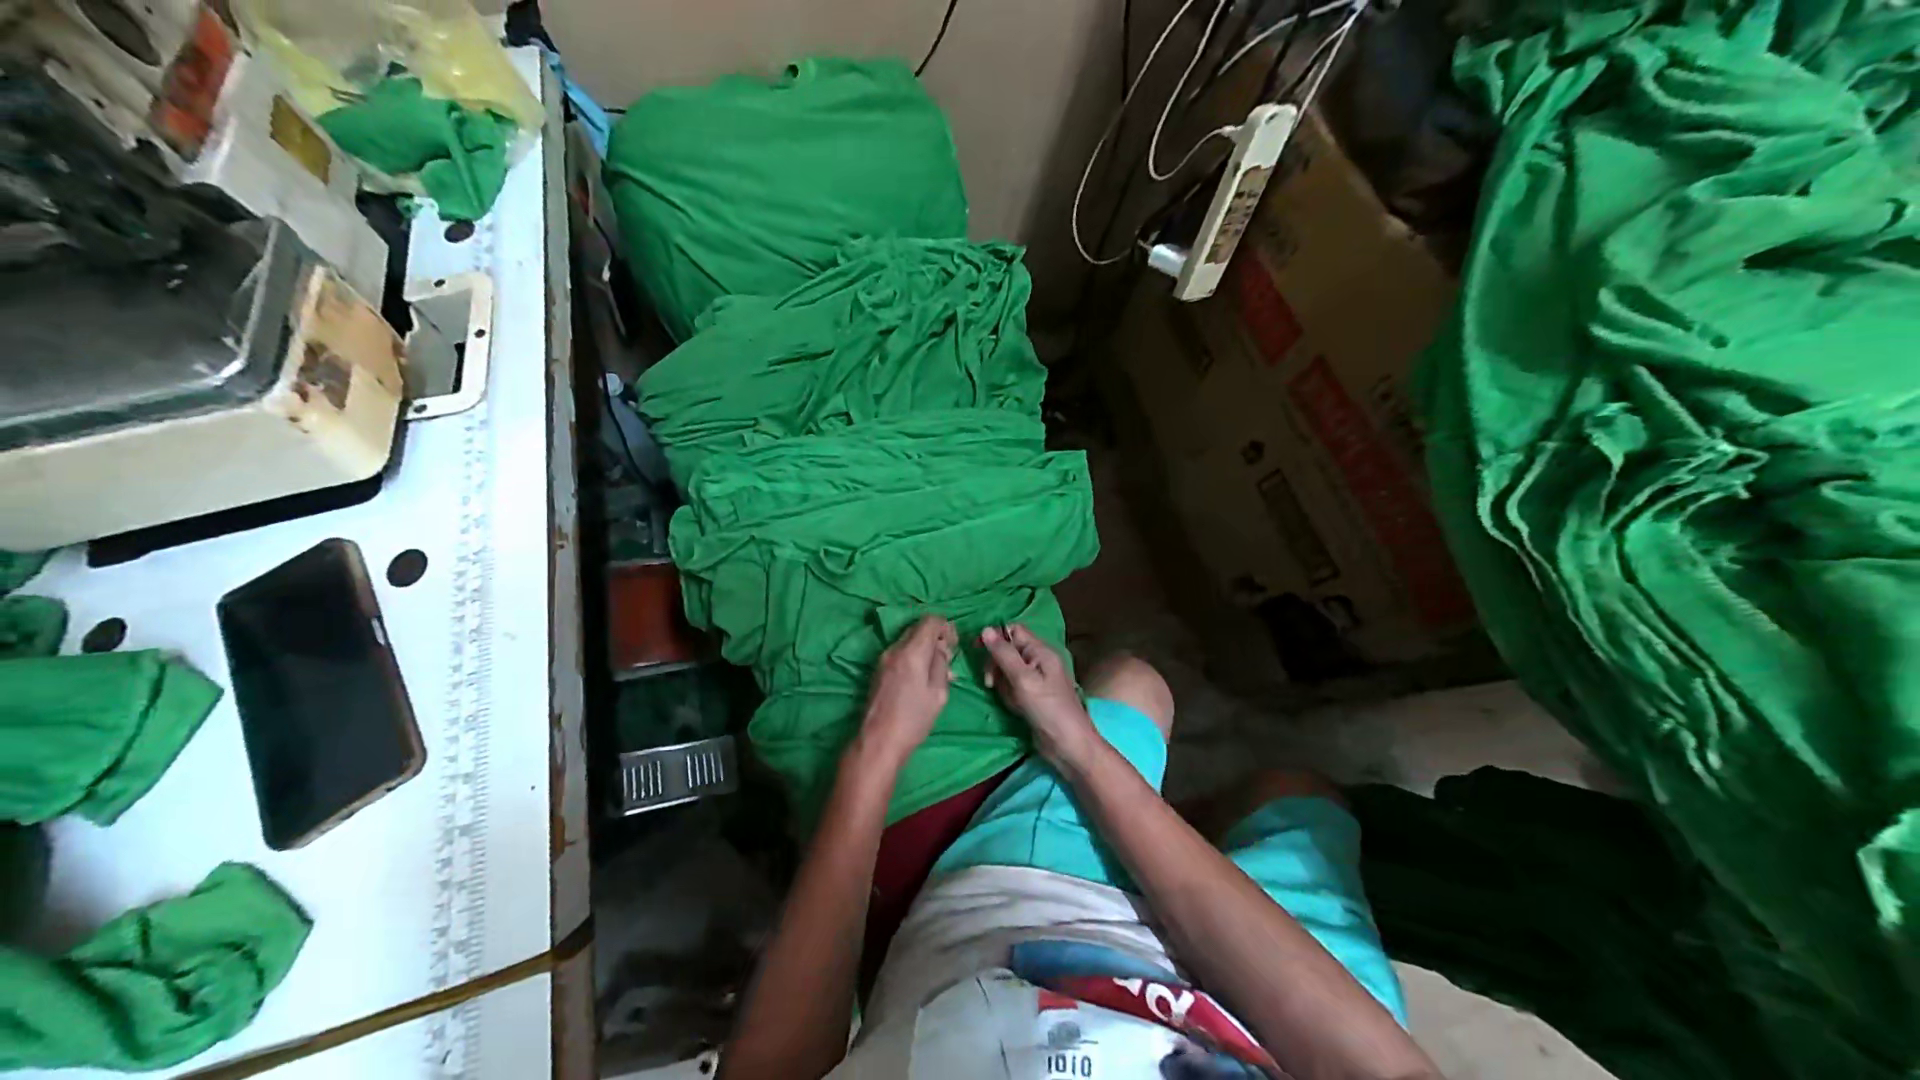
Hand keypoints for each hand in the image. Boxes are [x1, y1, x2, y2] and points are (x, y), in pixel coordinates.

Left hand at [857, 616, 957, 767]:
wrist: (879, 740)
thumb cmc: (914, 719)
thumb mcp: (938, 693)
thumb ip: (941, 665)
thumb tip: (940, 650)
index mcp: (911, 652)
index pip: (930, 621)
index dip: (946, 627)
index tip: (953, 645)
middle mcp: (894, 649)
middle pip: (917, 628)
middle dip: (935, 637)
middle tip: (947, 658)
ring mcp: (883, 659)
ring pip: (908, 640)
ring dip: (924, 647)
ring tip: (935, 671)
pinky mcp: (878, 670)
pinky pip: (900, 652)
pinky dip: (913, 656)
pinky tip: (920, 677)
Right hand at [980, 624, 1100, 769]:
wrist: (1068, 745)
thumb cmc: (1048, 709)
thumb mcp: (1023, 679)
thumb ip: (1004, 654)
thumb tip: (985, 629)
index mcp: (1040, 650)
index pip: (1013, 631)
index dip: (995, 638)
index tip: (978, 651)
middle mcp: (1038, 660)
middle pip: (1007, 651)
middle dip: (996, 665)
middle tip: (991, 683)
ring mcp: (1036, 679)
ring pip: (1007, 671)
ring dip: (1003, 684)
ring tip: (1012, 700)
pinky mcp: (1032, 695)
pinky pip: (1012, 687)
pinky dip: (1010, 696)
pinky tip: (1016, 707)